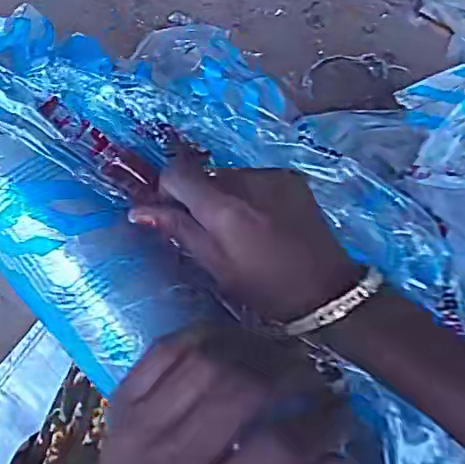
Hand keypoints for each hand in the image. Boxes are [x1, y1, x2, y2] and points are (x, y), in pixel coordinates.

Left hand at [62, 325, 351, 463]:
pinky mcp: (123, 397)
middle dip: (290, 376)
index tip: (341, 412)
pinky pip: (168, 349)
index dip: (318, 425)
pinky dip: (209, 336)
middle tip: (316, 375)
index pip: (276, 456)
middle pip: (238, 396)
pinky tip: (238, 341)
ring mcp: (138, 427)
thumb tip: (338, 458)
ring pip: (205, 364)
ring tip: (284, 354)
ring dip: (254, 349)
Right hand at [130, 160, 361, 322]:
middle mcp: (246, 182)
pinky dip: (249, 194)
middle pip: (203, 174)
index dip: (166, 190)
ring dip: (223, 194)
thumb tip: (138, 210)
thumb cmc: (263, 287)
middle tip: (207, 229)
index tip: (170, 211)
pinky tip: (262, 220)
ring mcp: (272, 176)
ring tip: (240, 228)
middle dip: (197, 196)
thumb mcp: (215, 265)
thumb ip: (178, 230)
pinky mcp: (290, 177)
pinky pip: (254, 178)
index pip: (177, 174)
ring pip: (228, 175)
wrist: (326, 289)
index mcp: (223, 209)